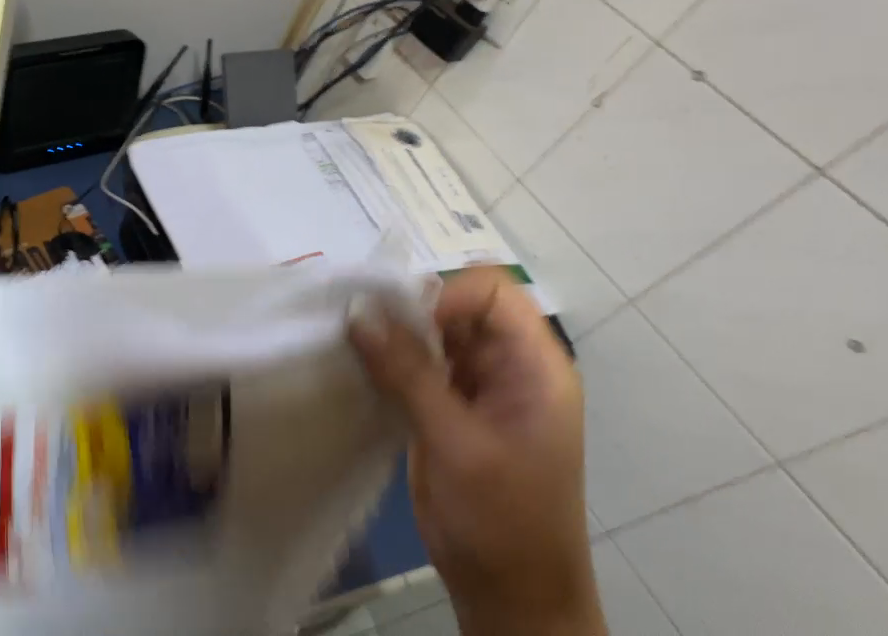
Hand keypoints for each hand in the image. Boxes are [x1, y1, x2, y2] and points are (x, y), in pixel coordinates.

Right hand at [350, 267, 604, 635]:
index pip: (494, 292)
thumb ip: (409, 373)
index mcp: (535, 368)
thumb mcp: (458, 443)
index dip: (448, 293)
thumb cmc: (503, 521)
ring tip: (351, 341)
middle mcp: (508, 367)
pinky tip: (357, 364)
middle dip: (410, 308)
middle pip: (458, 305)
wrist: (509, 595)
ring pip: (431, 332)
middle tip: (361, 325)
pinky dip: (385, 358)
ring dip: (392, 332)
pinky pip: (415, 362)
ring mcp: (476, 387)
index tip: (402, 322)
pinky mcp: (445, 407)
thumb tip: (358, 311)